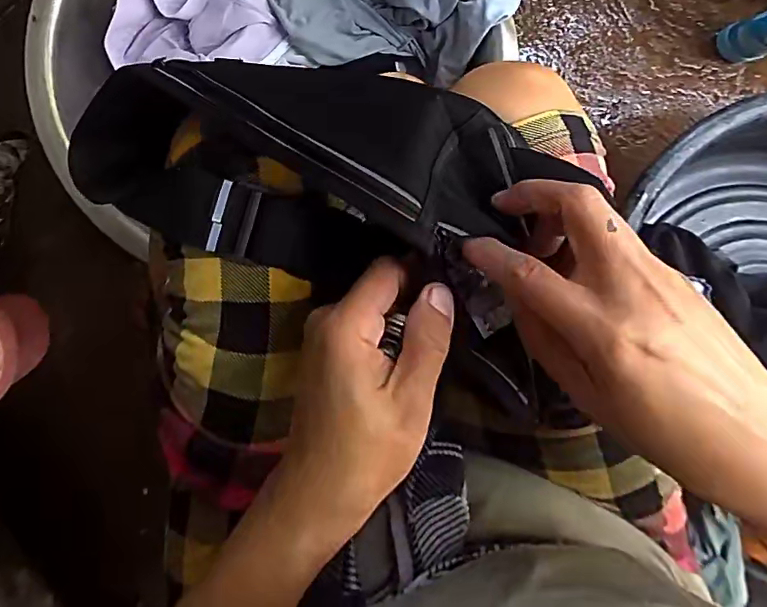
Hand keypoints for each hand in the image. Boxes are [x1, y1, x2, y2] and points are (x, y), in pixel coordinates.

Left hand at [272, 256, 454, 532]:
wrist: (316, 496)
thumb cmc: (366, 454)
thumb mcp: (410, 399)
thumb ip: (427, 339)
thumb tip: (440, 288)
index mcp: (345, 323)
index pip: (387, 269)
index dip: (421, 272)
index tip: (450, 289)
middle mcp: (326, 317)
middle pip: (378, 285)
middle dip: (413, 298)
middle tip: (445, 324)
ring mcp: (320, 332)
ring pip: (371, 304)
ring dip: (400, 319)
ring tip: (429, 343)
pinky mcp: (322, 348)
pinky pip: (360, 322)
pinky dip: (383, 333)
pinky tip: (403, 359)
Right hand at [463, 180, 766, 531]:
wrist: (759, 434)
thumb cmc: (668, 433)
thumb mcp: (590, 397)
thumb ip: (545, 338)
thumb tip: (515, 294)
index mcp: (603, 327)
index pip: (530, 272)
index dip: (491, 253)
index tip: (470, 245)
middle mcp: (629, 282)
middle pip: (577, 201)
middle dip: (534, 190)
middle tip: (507, 204)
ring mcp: (657, 268)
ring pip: (600, 210)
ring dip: (560, 211)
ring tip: (543, 243)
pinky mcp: (673, 269)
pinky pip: (619, 236)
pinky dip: (587, 236)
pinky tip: (582, 271)